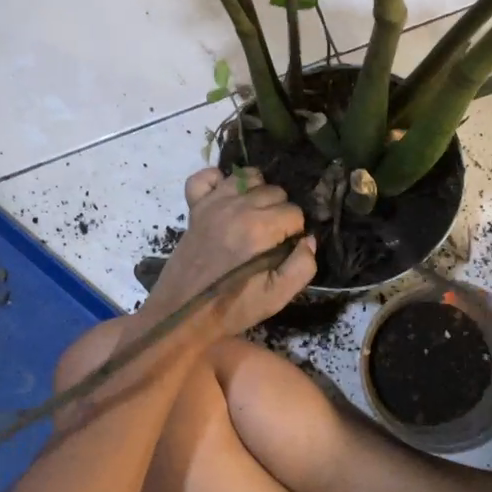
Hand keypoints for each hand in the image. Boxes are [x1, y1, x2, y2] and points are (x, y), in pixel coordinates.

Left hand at [143, 167, 316, 336]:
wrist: (183, 315)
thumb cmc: (233, 308)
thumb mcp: (277, 296)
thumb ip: (303, 266)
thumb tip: (308, 240)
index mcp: (259, 229)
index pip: (295, 212)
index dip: (295, 233)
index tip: (284, 251)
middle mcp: (237, 208)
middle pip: (275, 191)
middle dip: (280, 213)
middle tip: (271, 239)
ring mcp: (213, 204)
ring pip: (249, 178)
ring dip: (258, 193)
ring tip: (255, 218)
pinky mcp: (195, 208)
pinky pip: (206, 177)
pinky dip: (218, 181)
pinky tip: (226, 199)